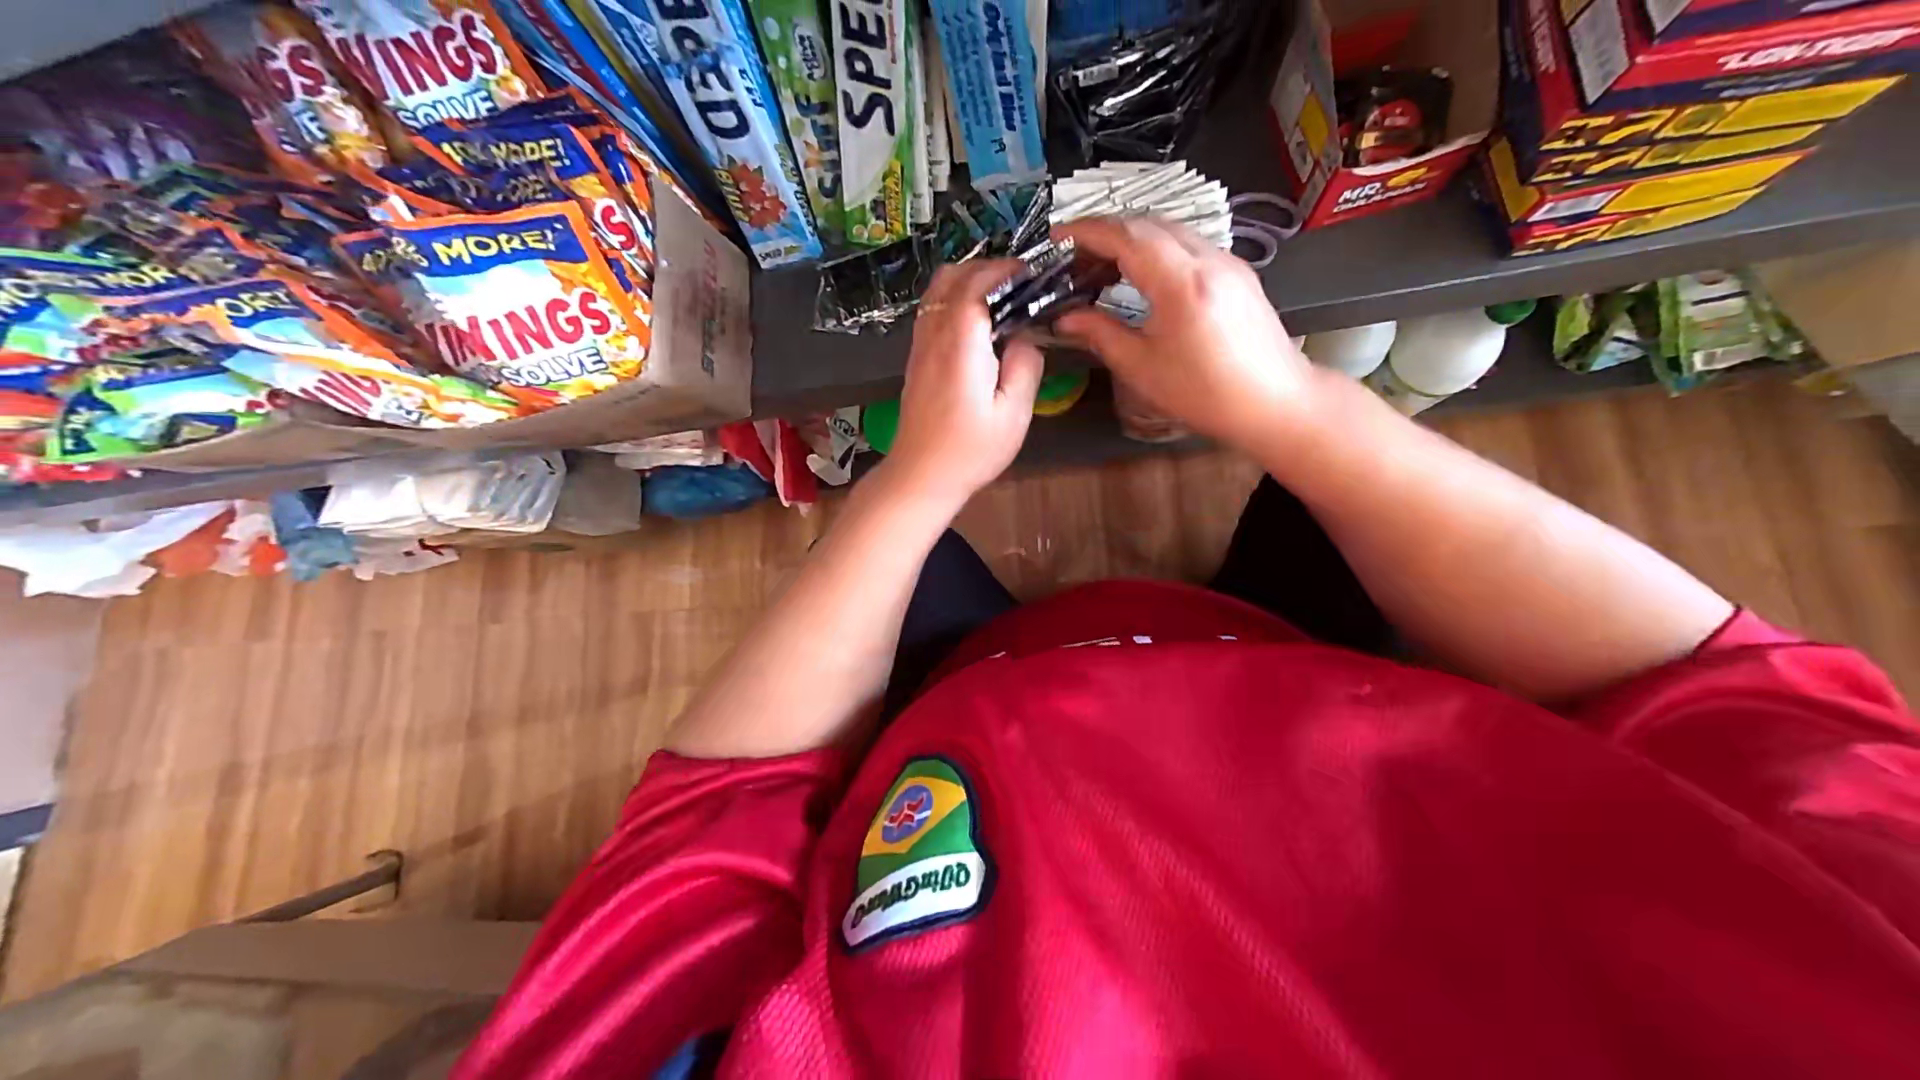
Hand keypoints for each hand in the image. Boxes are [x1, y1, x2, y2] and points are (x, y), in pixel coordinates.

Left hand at [885, 260, 1045, 506]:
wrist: (920, 476)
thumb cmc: (970, 450)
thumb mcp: (1013, 414)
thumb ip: (1025, 366)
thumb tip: (1026, 336)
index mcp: (960, 344)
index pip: (976, 284)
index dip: (1003, 270)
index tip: (1030, 275)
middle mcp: (933, 336)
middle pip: (951, 277)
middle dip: (986, 269)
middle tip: (1019, 286)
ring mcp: (919, 347)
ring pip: (937, 292)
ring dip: (967, 283)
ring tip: (1000, 302)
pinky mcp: (915, 360)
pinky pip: (932, 313)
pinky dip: (955, 302)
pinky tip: (978, 326)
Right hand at [1053, 217, 1319, 452]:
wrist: (1275, 403)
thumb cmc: (1205, 394)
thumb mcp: (1142, 368)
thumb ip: (1100, 334)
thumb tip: (1066, 318)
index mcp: (1182, 282)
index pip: (1127, 236)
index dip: (1086, 232)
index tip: (1056, 238)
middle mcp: (1208, 259)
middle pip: (1148, 224)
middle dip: (1105, 233)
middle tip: (1072, 258)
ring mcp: (1228, 261)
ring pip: (1170, 231)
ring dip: (1131, 240)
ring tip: (1100, 268)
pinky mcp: (1237, 272)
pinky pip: (1188, 245)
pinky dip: (1156, 251)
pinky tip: (1139, 278)